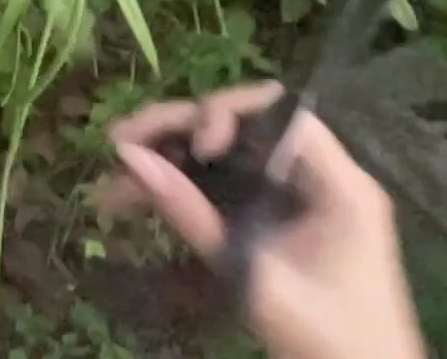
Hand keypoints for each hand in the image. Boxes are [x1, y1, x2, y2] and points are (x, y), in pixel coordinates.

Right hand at [106, 83, 425, 358]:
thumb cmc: (328, 339)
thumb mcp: (254, 277)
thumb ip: (192, 215)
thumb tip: (126, 154)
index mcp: (334, 184)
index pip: (275, 111)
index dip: (224, 113)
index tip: (193, 147)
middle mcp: (311, 176)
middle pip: (230, 124)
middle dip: (169, 129)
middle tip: (116, 145)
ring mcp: (287, 194)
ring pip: (211, 149)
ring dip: (159, 156)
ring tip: (111, 179)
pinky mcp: (266, 213)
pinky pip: (212, 179)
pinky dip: (172, 184)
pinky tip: (128, 198)